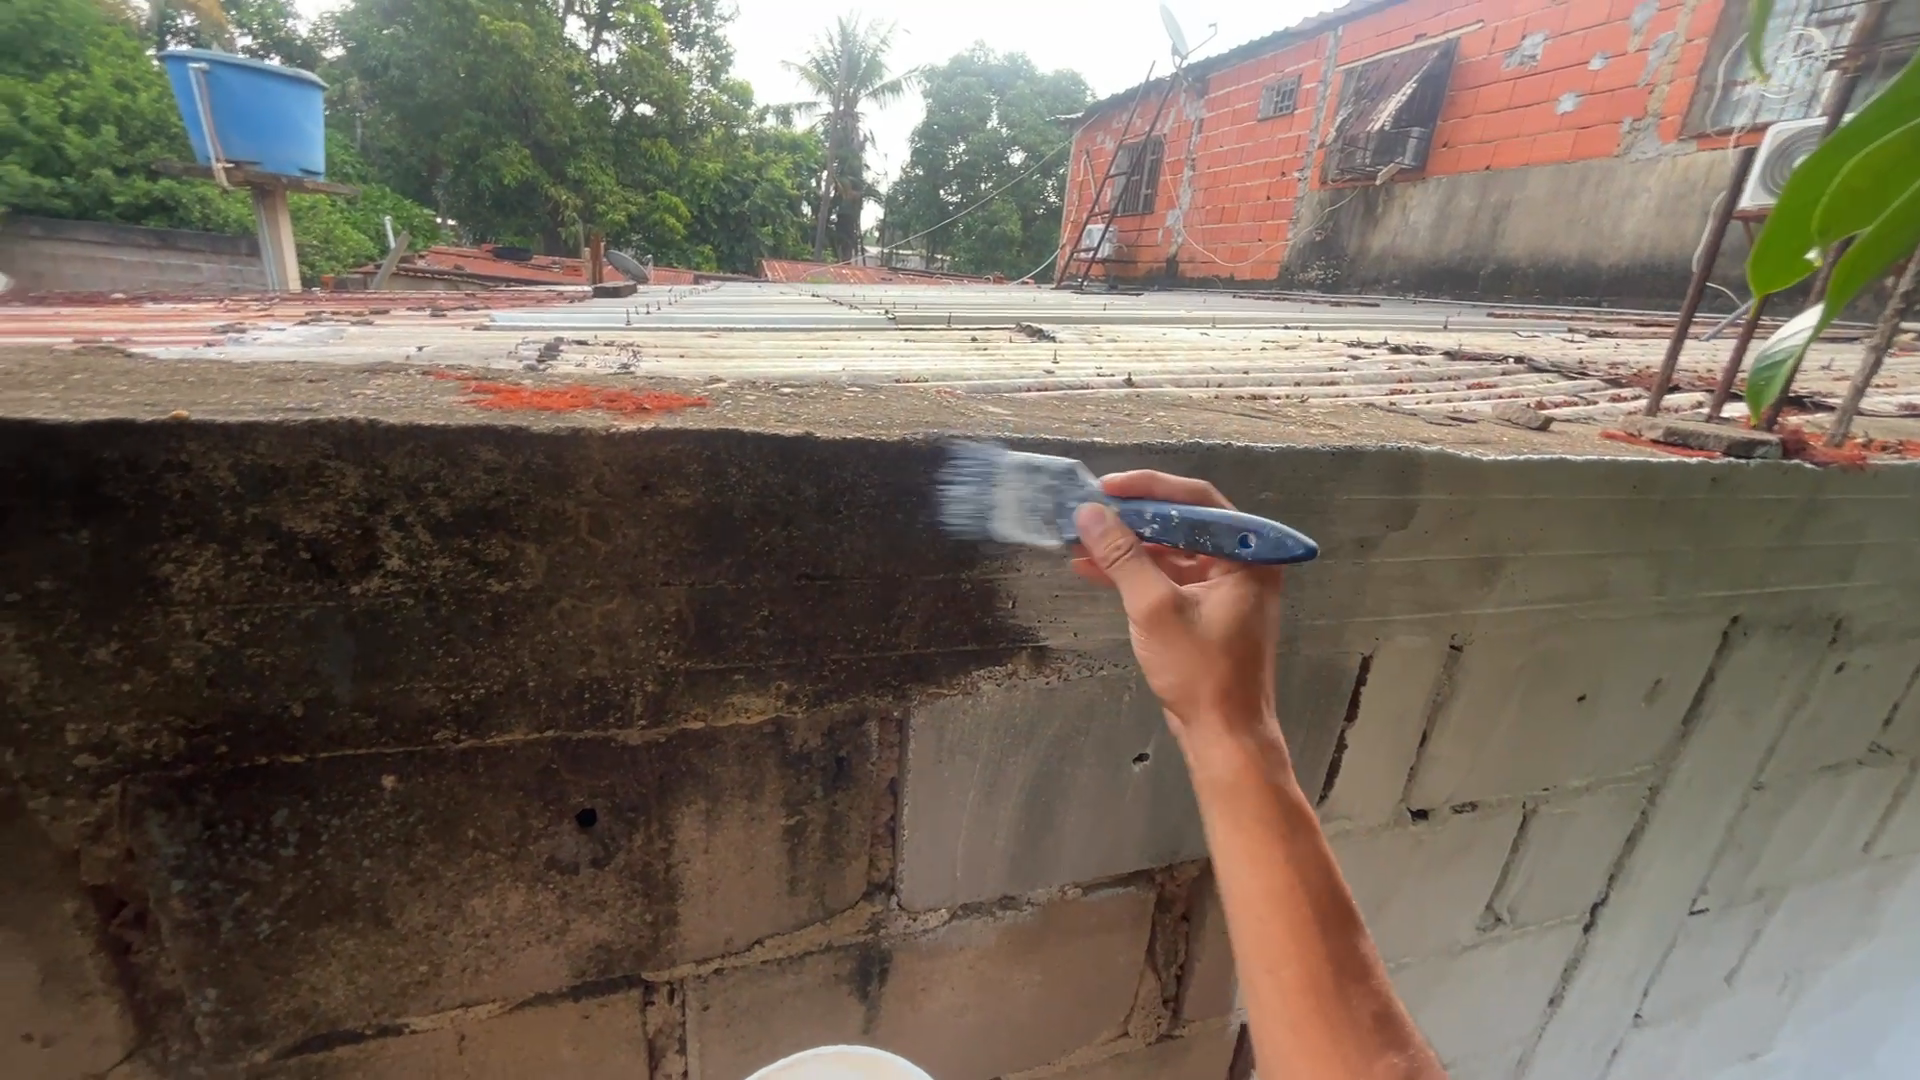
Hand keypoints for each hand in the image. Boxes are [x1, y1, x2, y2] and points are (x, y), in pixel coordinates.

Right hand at [1071, 471, 1284, 745]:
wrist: (1223, 734)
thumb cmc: (1199, 670)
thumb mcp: (1155, 607)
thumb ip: (1123, 556)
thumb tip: (1088, 513)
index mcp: (1246, 554)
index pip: (1196, 500)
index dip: (1148, 488)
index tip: (1104, 488)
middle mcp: (1240, 562)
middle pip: (1181, 522)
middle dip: (1131, 518)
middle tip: (1089, 511)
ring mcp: (1222, 586)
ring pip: (1169, 550)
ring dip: (1126, 546)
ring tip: (1080, 539)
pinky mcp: (1203, 607)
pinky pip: (1166, 576)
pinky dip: (1133, 572)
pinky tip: (1092, 569)